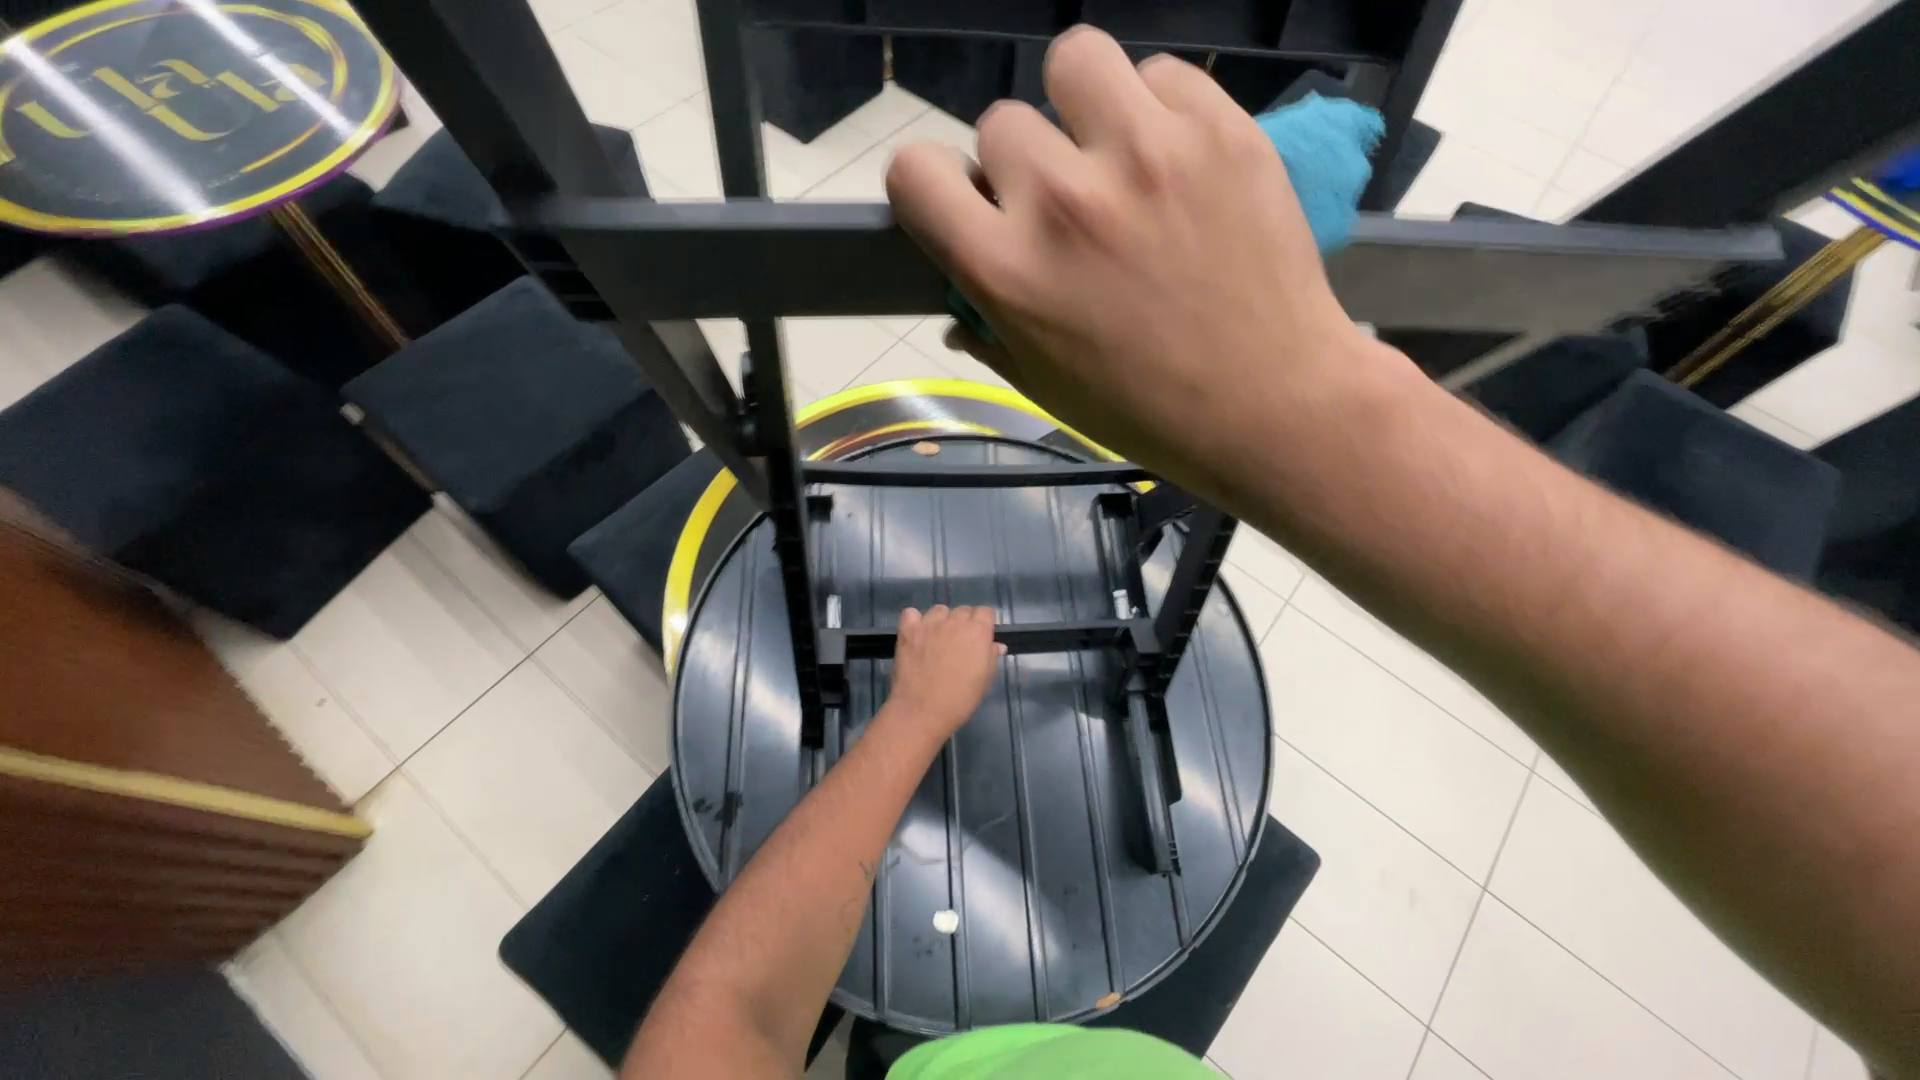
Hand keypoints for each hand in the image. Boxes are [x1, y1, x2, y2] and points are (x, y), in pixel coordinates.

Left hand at [883, 605, 1004, 742]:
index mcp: (978, 632)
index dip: (984, 624)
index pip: (986, 612)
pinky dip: (915, 621)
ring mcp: (929, 624)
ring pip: (940, 610)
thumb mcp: (984, 681)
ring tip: (938, 639)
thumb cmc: (959, 700)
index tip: (981, 638)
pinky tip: (917, 635)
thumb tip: (997, 645)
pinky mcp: (908, 630)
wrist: (922, 711)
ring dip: (942, 621)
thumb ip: (991, 657)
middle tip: (960, 644)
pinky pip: (911, 613)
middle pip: (964, 610)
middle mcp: (954, 622)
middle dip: (965, 623)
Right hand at [885, 27, 1413, 509]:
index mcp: (1009, 272)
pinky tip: (1175, 160)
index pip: (914, 172)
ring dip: (1081, 106)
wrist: (1269, 403)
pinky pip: (1160, 74)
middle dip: (1022, 164)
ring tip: (1113, 153)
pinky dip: (1158, 110)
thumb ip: (986, 329)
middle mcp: (1064, 201)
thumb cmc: (1145, 409)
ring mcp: (1145, 155)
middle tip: (1065, 204)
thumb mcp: (1041, 385)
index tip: (966, 204)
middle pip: (999, 121)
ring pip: (1075, 61)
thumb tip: (959, 301)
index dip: (932, 186)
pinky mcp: (1218, 129)